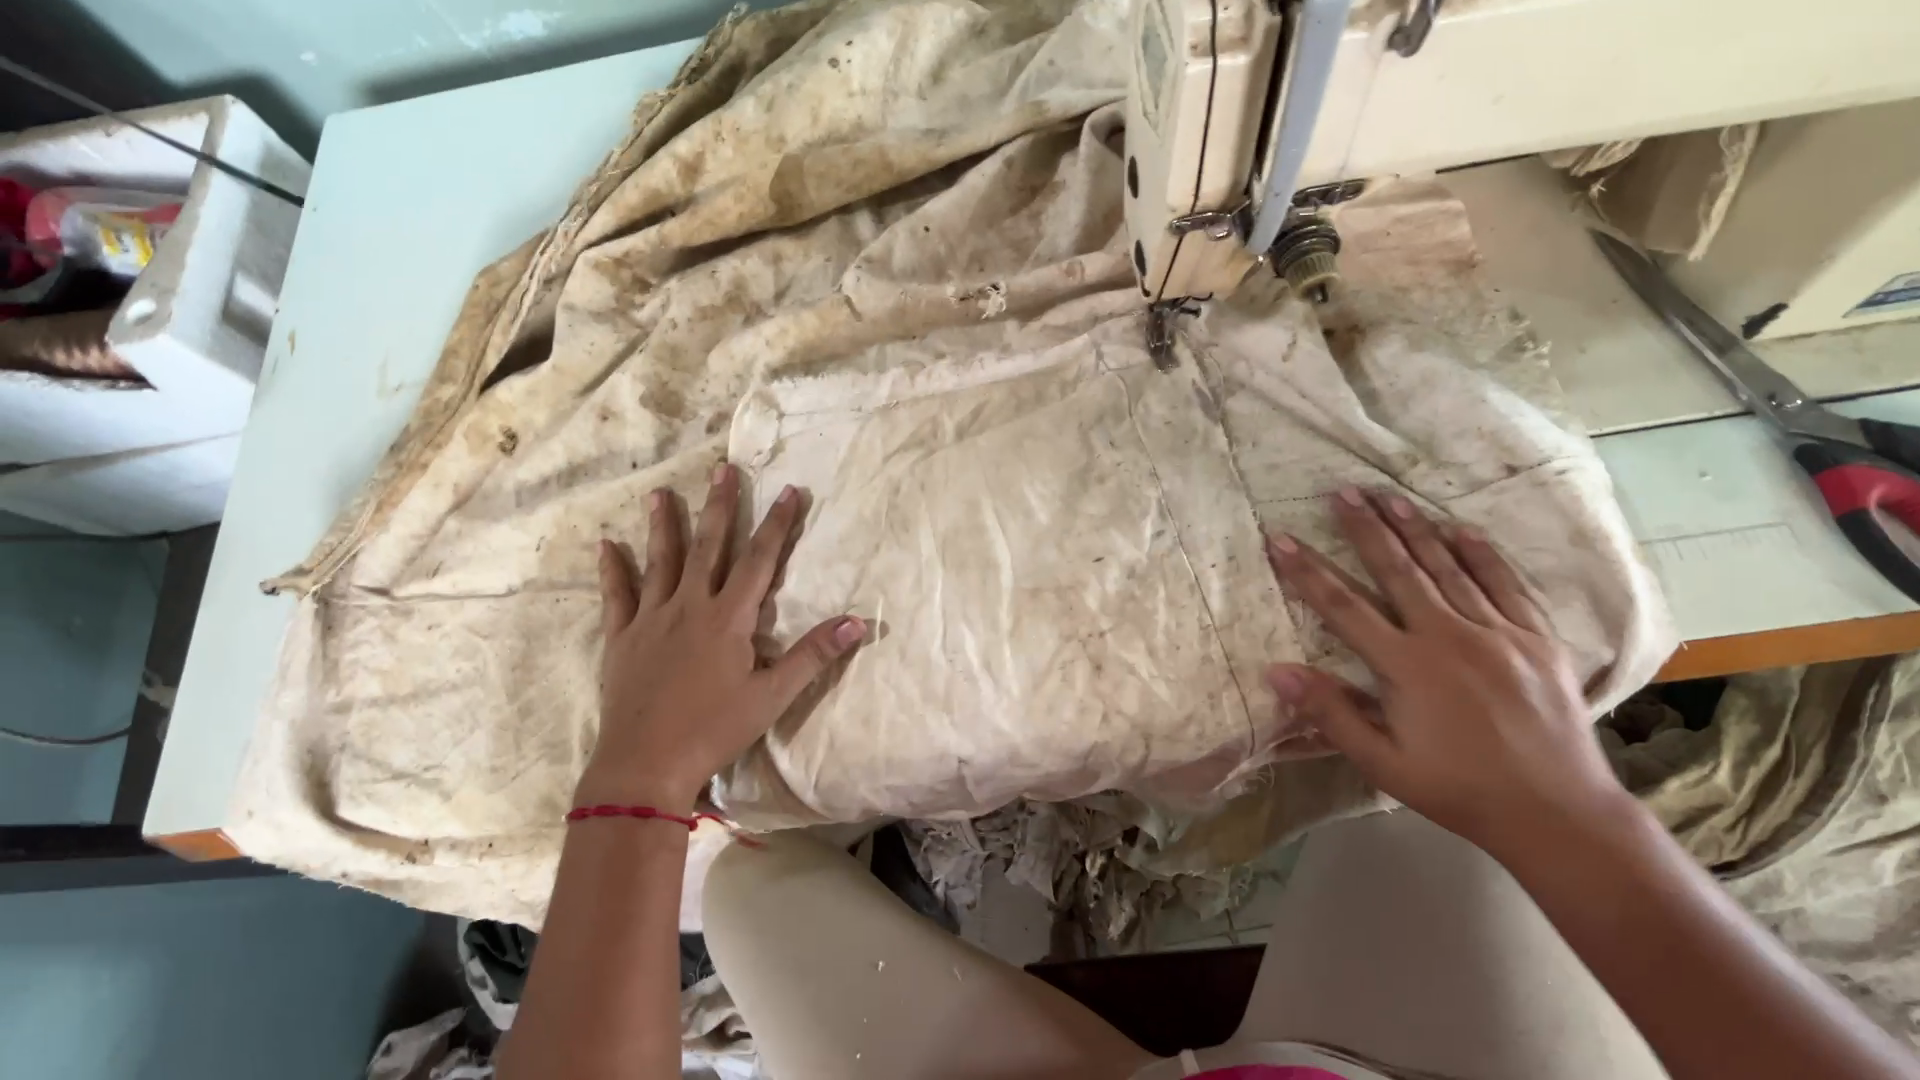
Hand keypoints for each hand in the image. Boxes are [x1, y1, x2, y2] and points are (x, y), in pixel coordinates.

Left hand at [576, 463, 865, 813]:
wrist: (645, 763)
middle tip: (724, 469)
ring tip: (663, 492)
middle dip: (721, 506)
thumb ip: (813, 656)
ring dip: (665, 525)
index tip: (790, 490)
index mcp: (728, 618)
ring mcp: (651, 619)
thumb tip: (858, 622)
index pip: (759, 560)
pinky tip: (606, 544)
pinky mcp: (621, 638)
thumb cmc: (714, 730)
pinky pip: (617, 595)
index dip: (778, 524)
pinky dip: (613, 569)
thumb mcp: (772, 696)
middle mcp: (689, 606)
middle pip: (709, 547)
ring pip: (661, 561)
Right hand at [1263, 487, 1631, 855]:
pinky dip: (1481, 553)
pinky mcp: (1537, 638)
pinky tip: (1462, 529)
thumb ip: (1330, 713)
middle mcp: (1450, 637)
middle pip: (1397, 570)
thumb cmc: (1458, 790)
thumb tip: (1277, 670)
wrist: (1557, 812)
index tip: (1281, 539)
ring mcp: (1498, 633)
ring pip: (1448, 568)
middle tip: (1342, 493)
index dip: (1307, 571)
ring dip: (1415, 529)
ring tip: (1389, 497)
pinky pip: (1505, 584)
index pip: (1343, 607)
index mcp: (1407, 667)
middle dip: (1365, 529)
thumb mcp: (1382, 764)